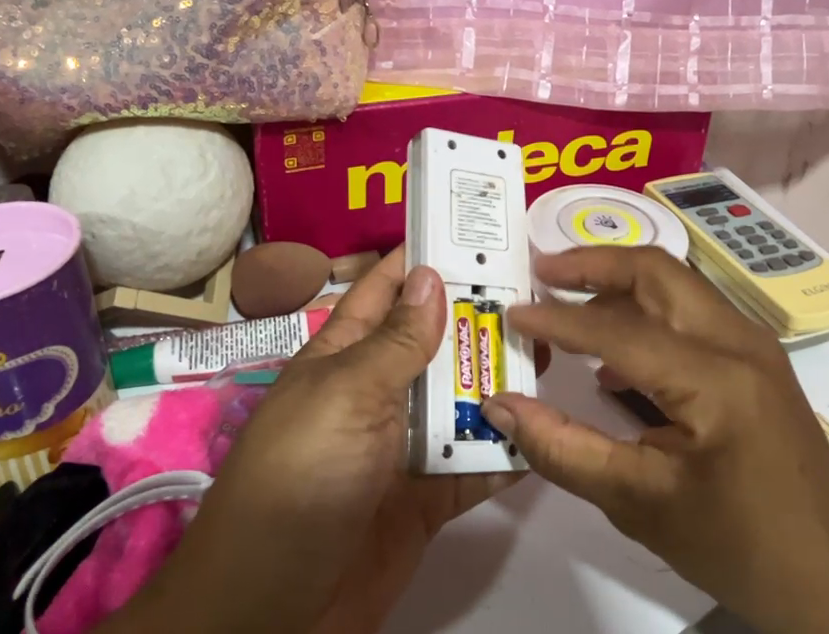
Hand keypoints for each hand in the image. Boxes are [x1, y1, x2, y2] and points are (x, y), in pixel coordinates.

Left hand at [103, 248, 525, 633]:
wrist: (273, 606)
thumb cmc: (301, 477)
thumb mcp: (345, 395)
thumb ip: (394, 341)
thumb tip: (430, 273)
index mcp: (344, 356)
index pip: (386, 291)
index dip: (424, 259)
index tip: (478, 232)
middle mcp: (376, 393)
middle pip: (435, 343)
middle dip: (479, 318)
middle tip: (540, 293)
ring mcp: (401, 447)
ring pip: (460, 401)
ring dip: (500, 381)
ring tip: (555, 352)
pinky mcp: (425, 498)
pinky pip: (474, 466)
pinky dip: (505, 451)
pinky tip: (544, 430)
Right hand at [482, 247, 828, 633]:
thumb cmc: (735, 545)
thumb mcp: (638, 503)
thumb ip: (563, 448)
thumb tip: (501, 406)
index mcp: (715, 380)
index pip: (619, 329)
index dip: (558, 319)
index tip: (510, 312)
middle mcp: (740, 342)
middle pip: (657, 271)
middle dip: (593, 263)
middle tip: (539, 270)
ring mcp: (755, 345)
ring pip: (677, 284)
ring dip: (620, 280)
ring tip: (565, 295)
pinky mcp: (758, 359)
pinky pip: (693, 311)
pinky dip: (647, 309)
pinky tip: (613, 354)